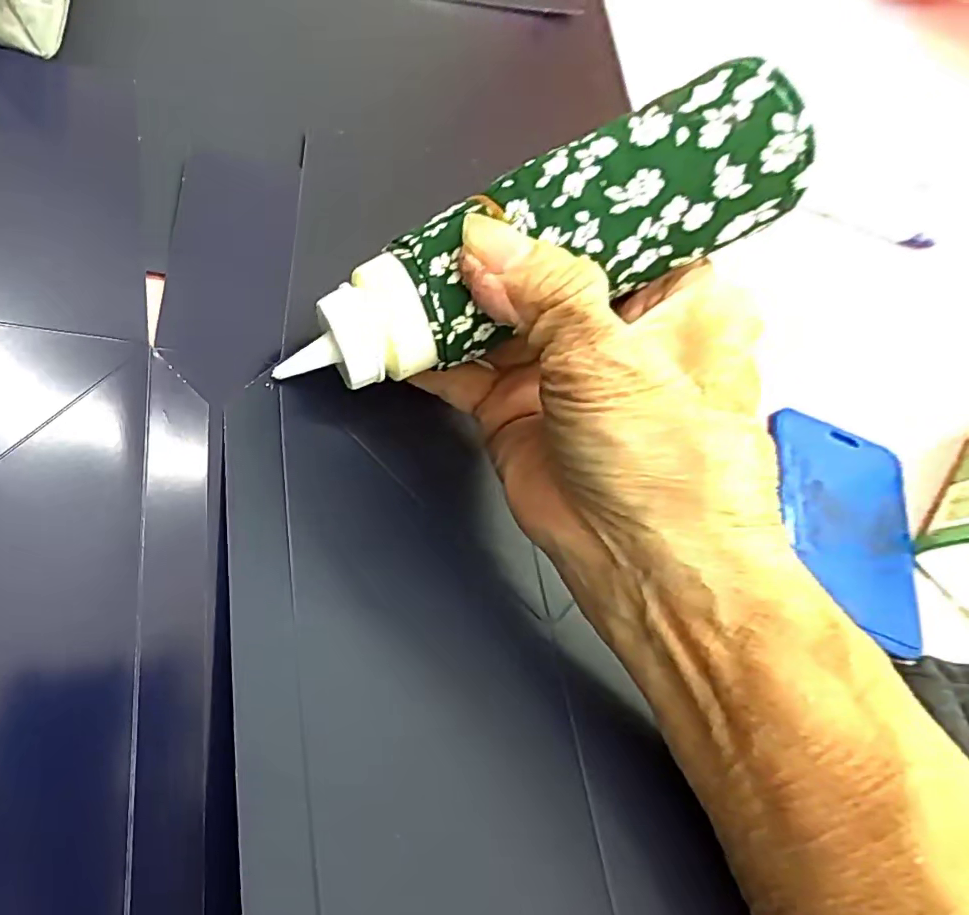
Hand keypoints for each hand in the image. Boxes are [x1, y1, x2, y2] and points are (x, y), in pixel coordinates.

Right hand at [412, 214, 787, 605]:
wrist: (633, 548)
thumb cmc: (672, 464)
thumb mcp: (612, 357)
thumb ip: (547, 293)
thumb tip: (491, 242)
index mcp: (673, 301)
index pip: (611, 237)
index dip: (560, 217)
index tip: (508, 203)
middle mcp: (610, 334)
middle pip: (537, 281)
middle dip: (489, 266)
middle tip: (441, 246)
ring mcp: (554, 373)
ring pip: (492, 325)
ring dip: (452, 312)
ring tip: (411, 290)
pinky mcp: (509, 407)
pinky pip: (460, 372)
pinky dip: (429, 359)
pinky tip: (404, 344)